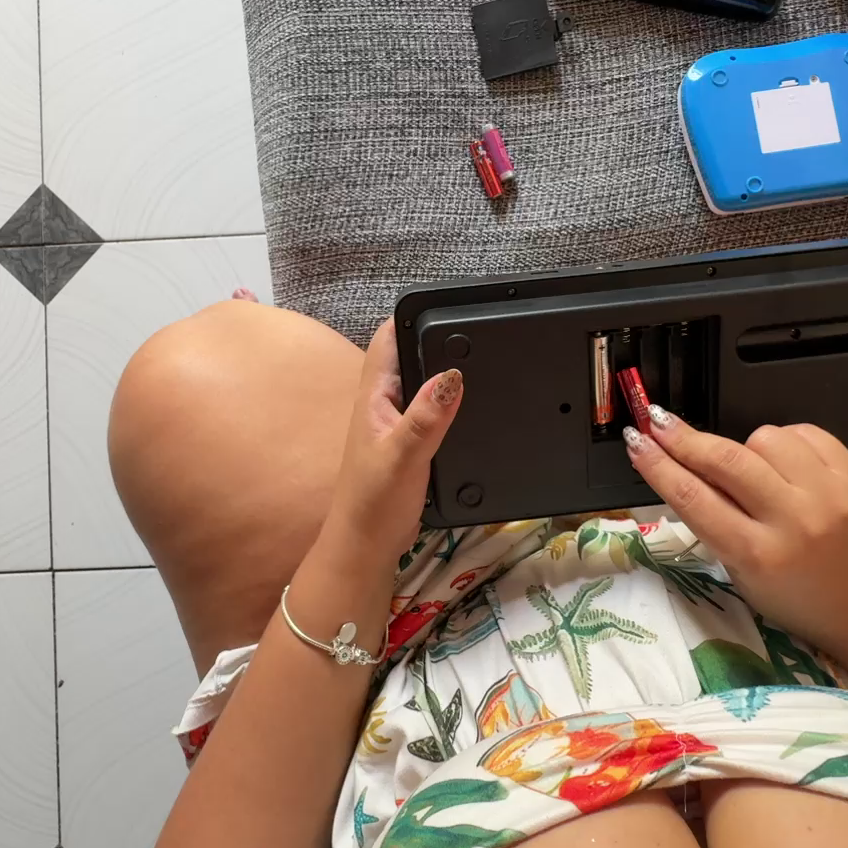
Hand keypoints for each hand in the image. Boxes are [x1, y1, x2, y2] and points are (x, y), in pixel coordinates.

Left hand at [324, 319, 463, 555]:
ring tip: (479, 355)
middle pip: (407, 355)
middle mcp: (383, 401)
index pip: (388, 339)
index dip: (410, 316)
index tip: (445, 303)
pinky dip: (446, 399)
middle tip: (473, 325)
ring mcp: (395, 421)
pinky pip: (428, 407)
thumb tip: (454, 374)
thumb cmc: (376, 500)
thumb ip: (427, 415)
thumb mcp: (405, 455)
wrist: (368, 545)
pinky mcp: (409, 441)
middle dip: (434, 337)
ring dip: (441, 368)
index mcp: (374, 395)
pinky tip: (469, 402)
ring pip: (419, 381)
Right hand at [623, 408, 847, 652]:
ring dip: (745, 446)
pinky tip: (782, 463)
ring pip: (766, 436)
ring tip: (750, 467)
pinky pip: (805, 432)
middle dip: (683, 437)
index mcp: (757, 554)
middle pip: (726, 461)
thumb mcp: (735, 565)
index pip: (694, 498)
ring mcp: (831, 497)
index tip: (635, 441)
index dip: (657, 465)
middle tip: (657, 420)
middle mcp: (796, 523)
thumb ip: (709, 514)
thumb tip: (674, 457)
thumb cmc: (784, 591)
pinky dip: (785, 441)